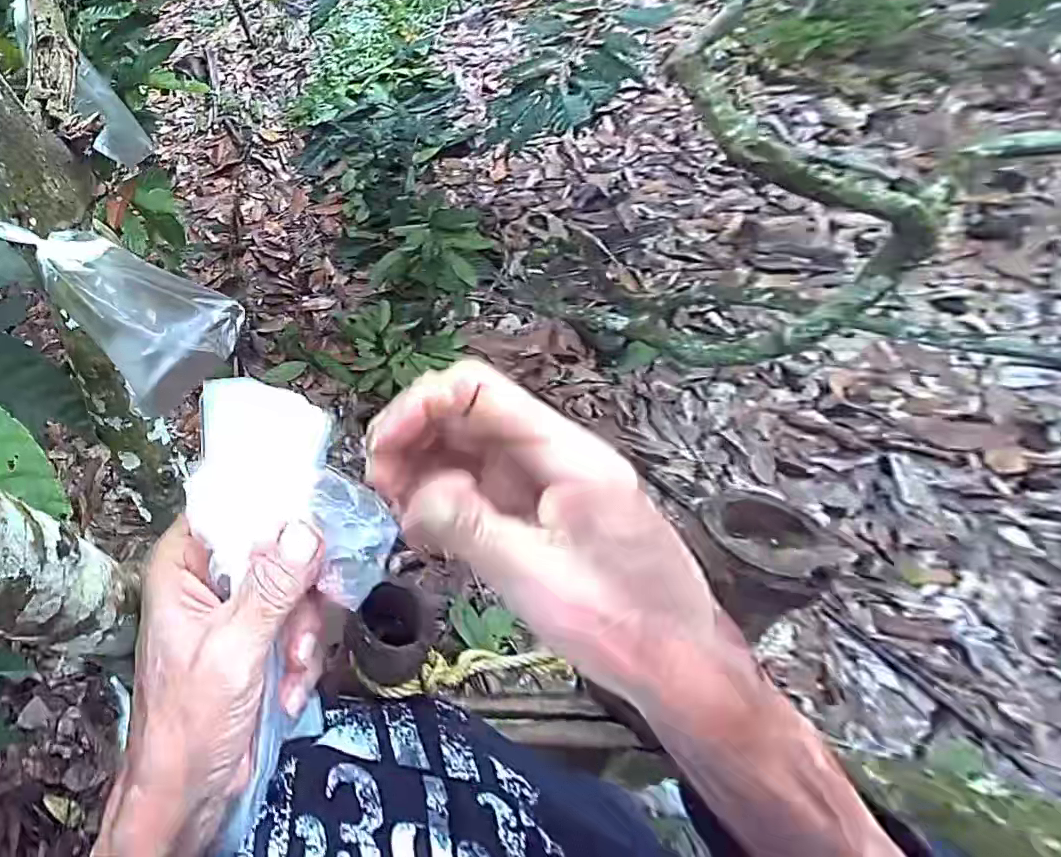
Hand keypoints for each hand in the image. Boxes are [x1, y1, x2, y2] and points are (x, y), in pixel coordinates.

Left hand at [96, 515, 325, 855]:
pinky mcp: (254, 636)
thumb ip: (270, 591)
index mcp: (181, 564)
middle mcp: (206, 577)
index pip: (228, 510)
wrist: (187, 792)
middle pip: (270, 548)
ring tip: (291, 668)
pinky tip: (289, 688)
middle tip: (300, 629)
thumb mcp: (231, 651)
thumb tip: (300, 531)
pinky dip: (301, 655)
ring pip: (291, 586)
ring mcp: (233, 607)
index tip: (309, 530)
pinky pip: (295, 621)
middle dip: (295, 594)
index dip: (271, 516)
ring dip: (302, 632)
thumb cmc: (184, 724)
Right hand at [365, 360, 738, 704]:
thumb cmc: (624, 625)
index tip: (385, 446)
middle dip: (408, 437)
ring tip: (394, 505)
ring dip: (414, 465)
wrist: (680, 670)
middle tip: (380, 482)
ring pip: (454, 444)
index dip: (420, 405)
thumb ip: (469, 525)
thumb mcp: (538, 579)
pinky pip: (462, 478)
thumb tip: (413, 493)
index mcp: (563, 454)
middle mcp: (544, 453)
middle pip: (458, 412)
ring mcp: (531, 478)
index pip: (477, 390)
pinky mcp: (520, 504)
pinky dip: (431, 493)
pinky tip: (419, 524)